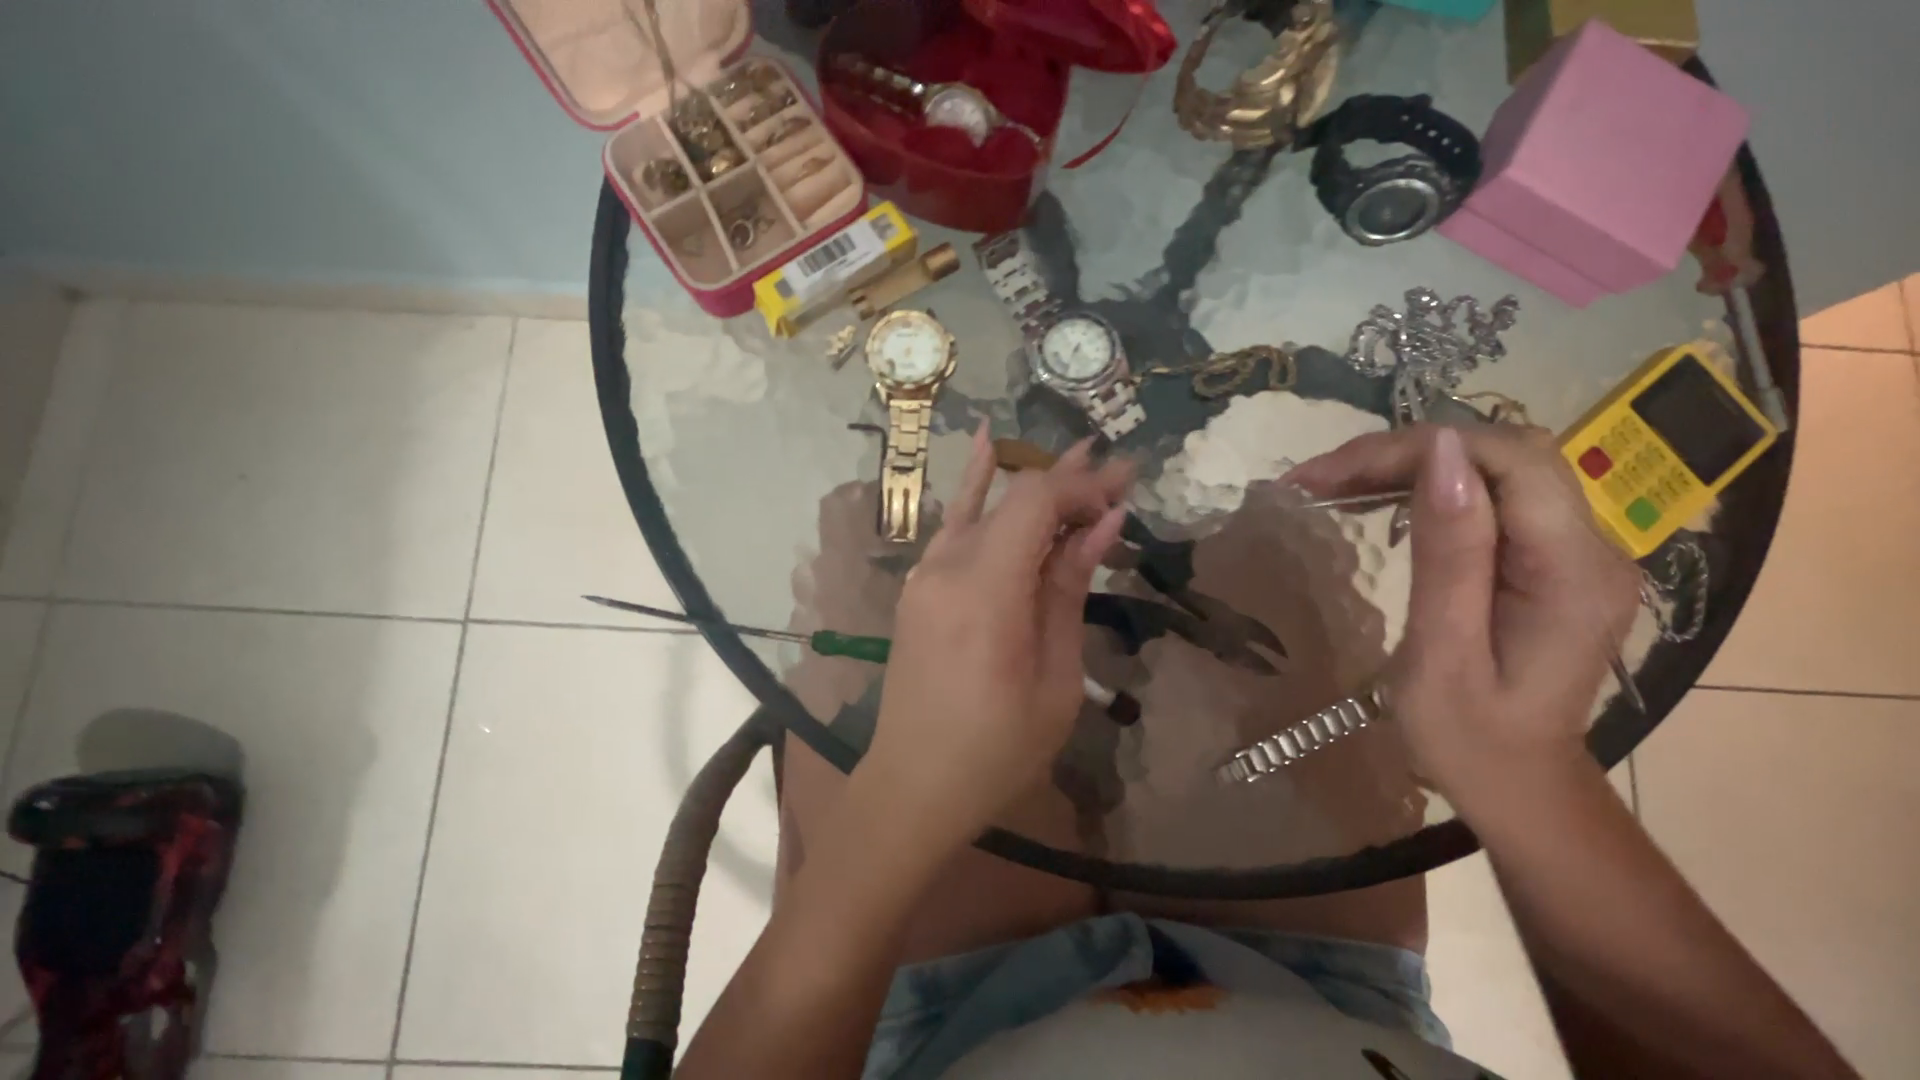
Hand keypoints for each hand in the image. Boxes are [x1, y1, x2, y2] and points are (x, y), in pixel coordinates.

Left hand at [862, 425, 1130, 855]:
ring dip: (1033, 486)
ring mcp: (925, 575)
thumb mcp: (1055, 679)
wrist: (916, 785)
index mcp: (985, 593)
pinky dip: (977, 489)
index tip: (1127, 488)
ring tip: (1082, 458)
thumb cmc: (998, 750)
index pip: (1035, 503)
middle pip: (1012, 499)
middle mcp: (947, 569)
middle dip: (1069, 481)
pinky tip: (986, 446)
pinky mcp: (919, 588)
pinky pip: (954, 527)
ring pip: (984, 507)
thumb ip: (1068, 591)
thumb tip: (1104, 523)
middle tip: (1121, 468)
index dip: (1083, 486)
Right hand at [1284, 425, 1642, 809]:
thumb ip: (1450, 552)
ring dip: (1417, 464)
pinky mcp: (1559, 559)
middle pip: (1506, 455)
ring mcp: (1584, 551)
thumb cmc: (1468, 738)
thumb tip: (1441, 452)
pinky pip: (1500, 498)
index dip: (1416, 450)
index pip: (1506, 462)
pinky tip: (1387, 502)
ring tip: (1339, 485)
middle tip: (1322, 480)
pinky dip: (1436, 488)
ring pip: (1500, 468)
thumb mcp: (1443, 652)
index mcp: (1573, 572)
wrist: (1519, 785)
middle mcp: (1597, 547)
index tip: (1330, 474)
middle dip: (1408, 452)